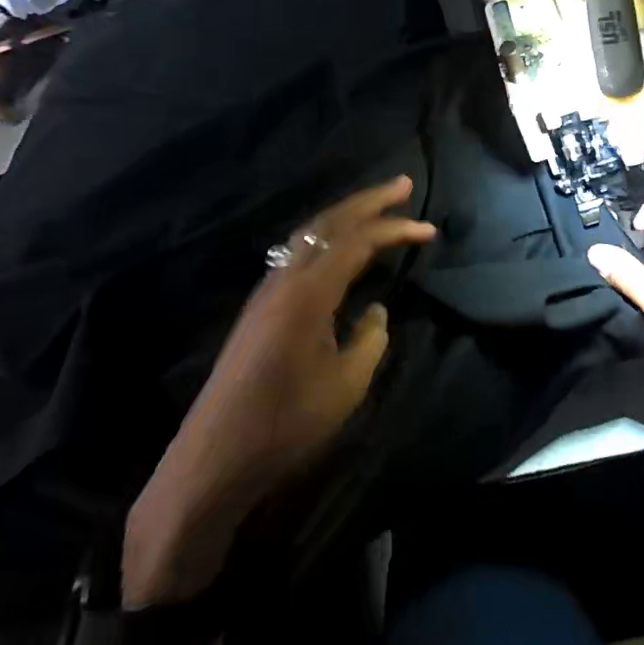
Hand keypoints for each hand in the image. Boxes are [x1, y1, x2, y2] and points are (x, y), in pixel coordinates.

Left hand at [124, 176, 434, 605]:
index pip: (357, 242)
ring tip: (377, 207)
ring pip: (308, 235)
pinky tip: (338, 248)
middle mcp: (283, 281)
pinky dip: (326, 237)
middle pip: (328, 223)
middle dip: (368, 201)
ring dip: (344, 216)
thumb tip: (375, 310)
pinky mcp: (259, 310)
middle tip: (403, 184)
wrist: (213, 460)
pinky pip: (296, 253)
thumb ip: (371, 338)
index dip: (396, 230)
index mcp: (308, 294)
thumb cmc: (287, 424)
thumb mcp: (347, 384)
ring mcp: (266, 293)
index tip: (429, 229)